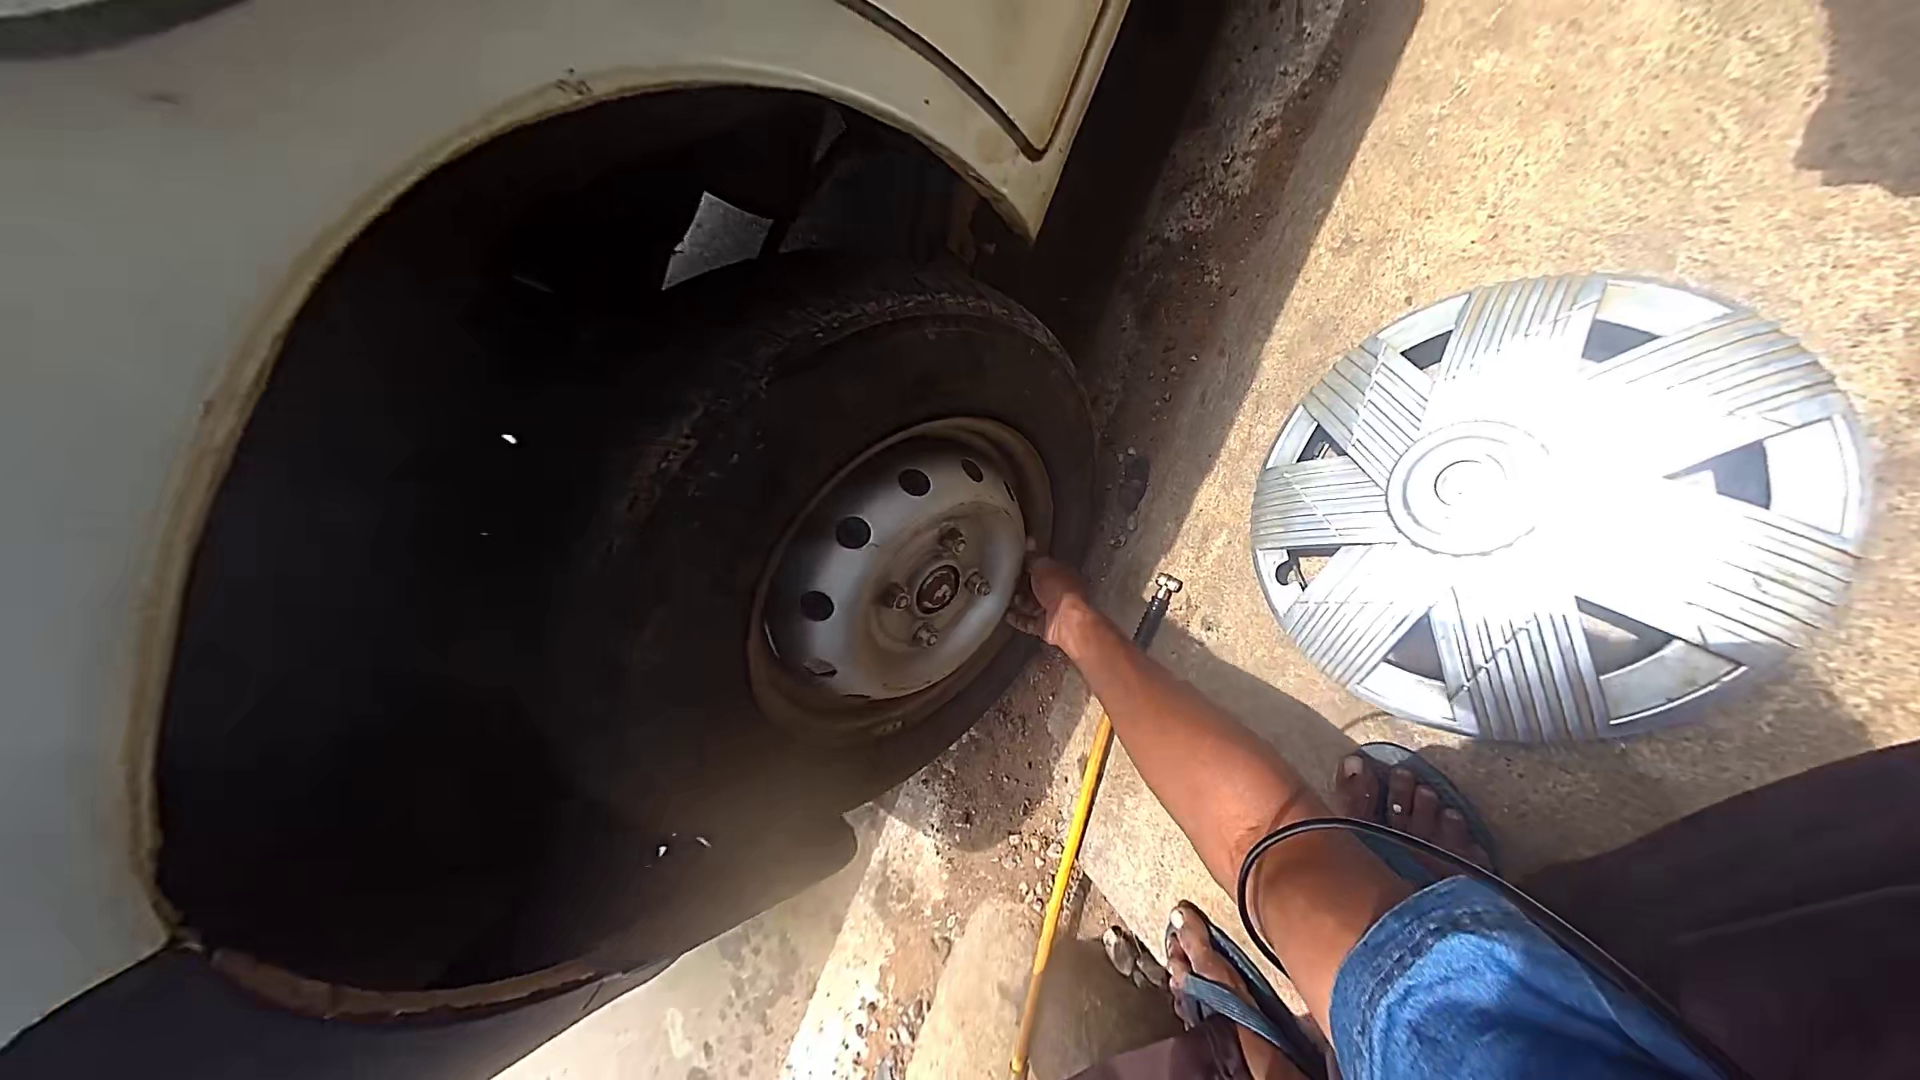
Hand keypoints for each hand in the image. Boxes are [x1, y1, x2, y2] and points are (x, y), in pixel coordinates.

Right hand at [1005, 553, 1095, 648]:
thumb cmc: (1060, 590)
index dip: (1029, 563)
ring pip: (1031, 604)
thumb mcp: (1043, 566)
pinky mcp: (1044, 627)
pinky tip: (1006, 614)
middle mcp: (1059, 592)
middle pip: (1036, 587)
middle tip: (1007, 581)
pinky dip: (1016, 618)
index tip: (1015, 562)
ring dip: (1018, 602)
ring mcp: (1052, 611)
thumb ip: (1034, 557)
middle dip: (1022, 585)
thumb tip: (1029, 543)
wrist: (1067, 621)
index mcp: (1063, 574)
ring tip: (1005, 597)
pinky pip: (1027, 621)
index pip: (1044, 566)